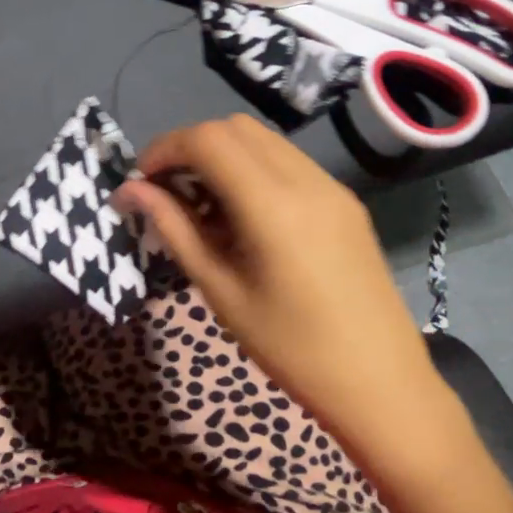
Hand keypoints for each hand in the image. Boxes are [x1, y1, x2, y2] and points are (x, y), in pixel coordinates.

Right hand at [113, 115, 441, 450]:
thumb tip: (129, 190)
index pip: (206, 140)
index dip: (164, 149)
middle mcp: (305, 181)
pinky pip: (286, 161)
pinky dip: (251, 168)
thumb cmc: (289, 346)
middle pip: (232, 128)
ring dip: (221, 155)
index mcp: (272, 205)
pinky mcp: (344, 201)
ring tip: (202, 204)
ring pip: (261, 139)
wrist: (382, 384)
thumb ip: (173, 228)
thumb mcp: (219, 289)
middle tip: (167, 190)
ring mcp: (331, 188)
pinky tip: (242, 215)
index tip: (142, 183)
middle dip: (189, 147)